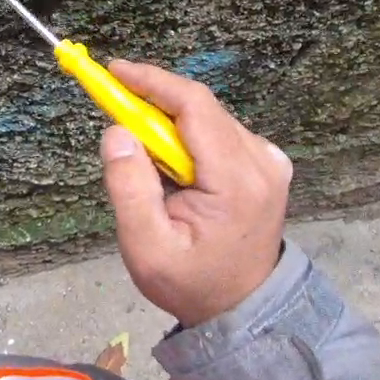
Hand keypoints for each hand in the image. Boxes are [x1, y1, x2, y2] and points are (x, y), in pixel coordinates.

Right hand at [100, 60, 292, 327]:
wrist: (243, 309)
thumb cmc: (191, 281)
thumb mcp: (146, 246)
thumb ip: (129, 187)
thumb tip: (117, 132)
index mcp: (237, 181)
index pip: (194, 106)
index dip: (152, 81)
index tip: (113, 71)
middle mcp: (262, 161)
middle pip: (199, 107)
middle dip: (151, 99)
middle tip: (111, 102)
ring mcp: (268, 160)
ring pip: (206, 115)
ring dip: (167, 118)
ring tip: (140, 146)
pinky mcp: (265, 162)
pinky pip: (216, 129)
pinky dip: (184, 131)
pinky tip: (167, 157)